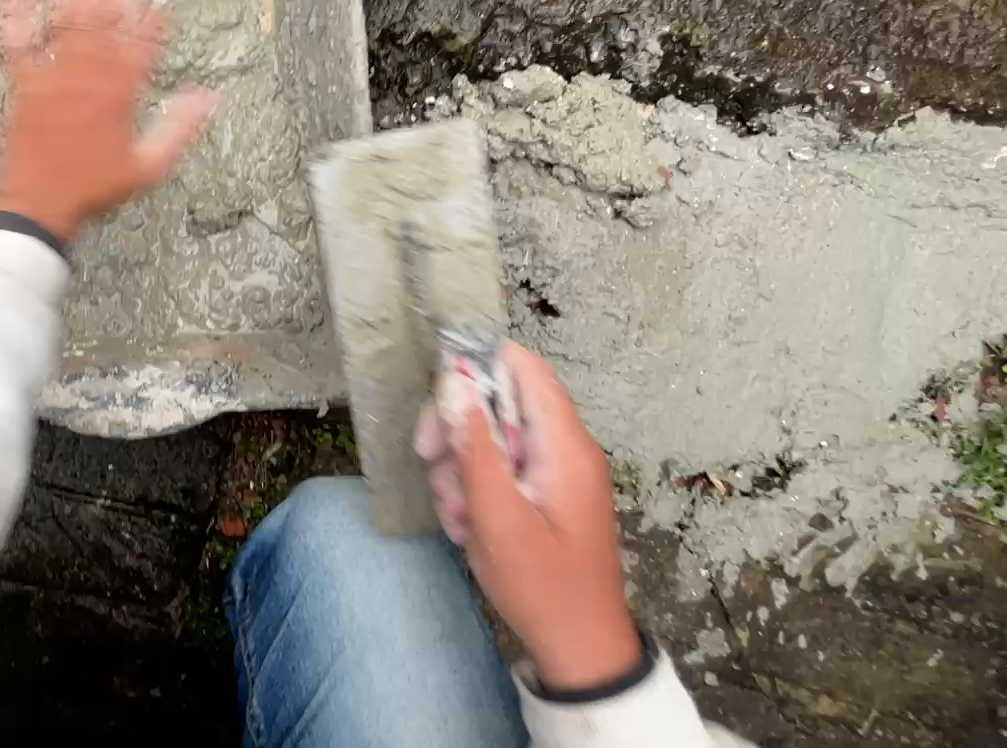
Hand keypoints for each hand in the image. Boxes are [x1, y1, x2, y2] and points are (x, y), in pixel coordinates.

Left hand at [0, 0, 218, 242]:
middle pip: (109, 18)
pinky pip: (19, 45)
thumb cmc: (92, 188)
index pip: (145, 41)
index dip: (154, 14)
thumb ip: (179, 129)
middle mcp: (89, 78)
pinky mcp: (25, 86)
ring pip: (69, 21)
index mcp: (122, 94)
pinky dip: (19, 18)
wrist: (39, 204)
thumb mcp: (148, 167)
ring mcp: (54, 78)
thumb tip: (207, 99)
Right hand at [414, 342, 641, 691]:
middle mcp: (562, 448)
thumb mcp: (496, 514)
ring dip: (458, 465)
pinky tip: (466, 521)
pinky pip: (495, 464)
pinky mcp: (539, 488)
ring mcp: (551, 468)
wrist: (577, 647)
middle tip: (429, 456)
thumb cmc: (541, 584)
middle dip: (455, 425)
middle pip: (496, 401)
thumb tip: (455, 378)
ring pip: (487, 435)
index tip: (436, 378)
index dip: (479, 360)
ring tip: (456, 511)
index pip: (525, 368)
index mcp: (564, 446)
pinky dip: (471, 486)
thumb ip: (474, 444)